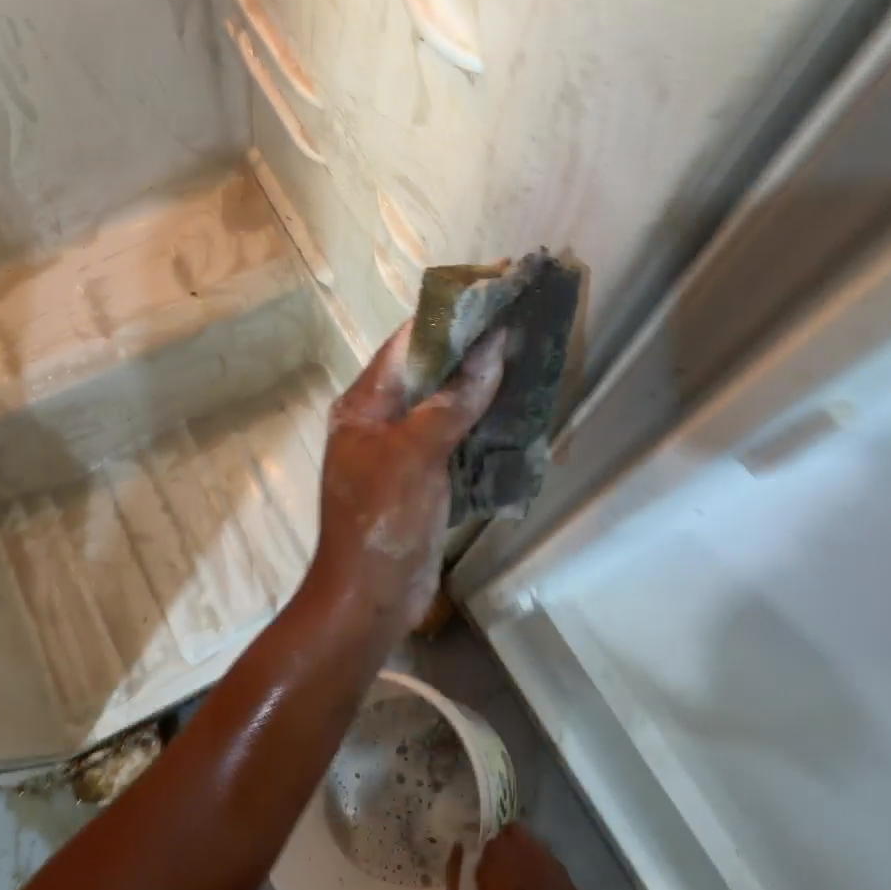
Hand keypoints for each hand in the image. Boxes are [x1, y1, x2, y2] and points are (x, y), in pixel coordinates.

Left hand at [310, 322, 504, 637]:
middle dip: (470, 350)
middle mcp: (380, 422)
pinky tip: (516, 412)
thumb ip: (452, 402)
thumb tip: (492, 348)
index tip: (492, 291)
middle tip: (519, 322)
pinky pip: (455, 442)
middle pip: (428, 373)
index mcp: (363, 406)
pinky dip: (481, 427)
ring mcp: (402, 453)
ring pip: (445, 407)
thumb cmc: (382, 520)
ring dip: (480, 388)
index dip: (448, 317)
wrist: (371, 598)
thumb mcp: (415, 454)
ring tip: (527, 358)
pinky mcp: (423, 482)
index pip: (406, 345)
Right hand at [447, 825, 586, 889]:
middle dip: (517, 854)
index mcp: (506, 848)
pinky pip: (561, 886)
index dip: (496, 844)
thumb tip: (461, 845)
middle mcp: (538, 852)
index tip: (489, 860)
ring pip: (547, 862)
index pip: (503, 830)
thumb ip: (458, 867)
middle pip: (528, 842)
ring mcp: (562, 874)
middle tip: (506, 878)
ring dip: (536, 872)